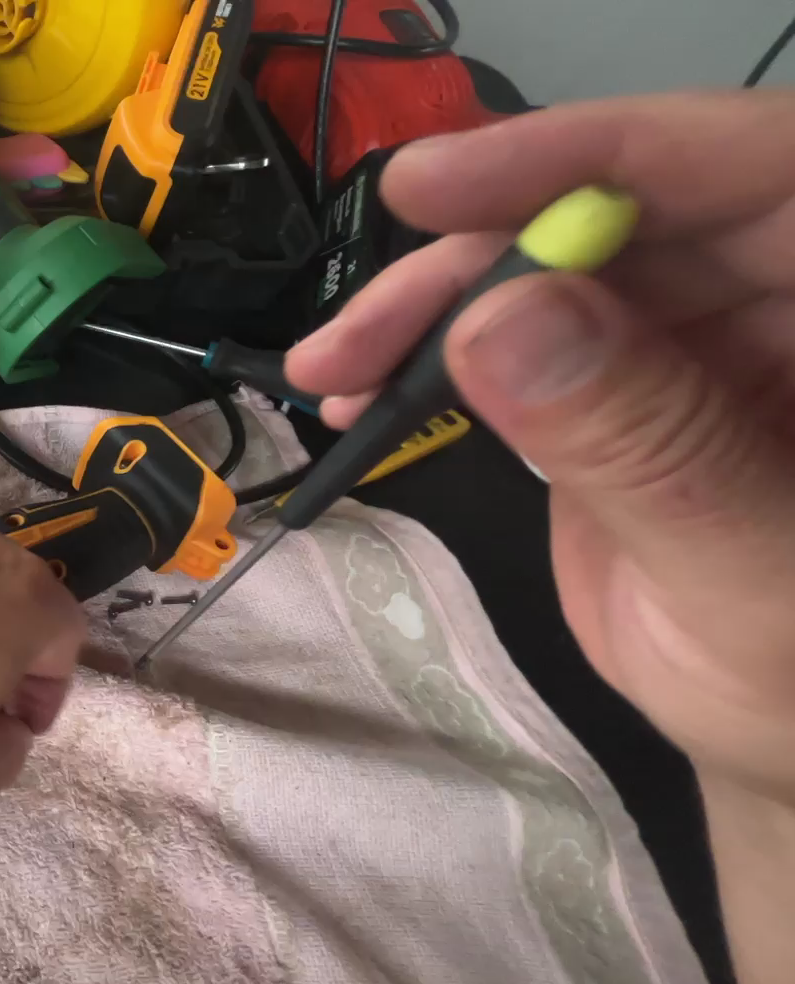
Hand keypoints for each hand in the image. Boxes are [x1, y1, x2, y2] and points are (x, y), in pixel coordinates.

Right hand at [286, 91, 794, 799]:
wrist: (784, 735)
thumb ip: (641, 444)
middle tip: (341, 342)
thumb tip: (497, 323)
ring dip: (419, 324)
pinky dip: (424, 371)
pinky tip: (361, 401)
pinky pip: (510, 353)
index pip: (754, 173)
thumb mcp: (749, 577)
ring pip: (540, 286)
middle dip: (459, 274)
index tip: (432, 184)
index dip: (590, 157)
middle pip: (614, 226)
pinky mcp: (614, 393)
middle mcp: (790, 302)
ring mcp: (699, 346)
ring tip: (326, 376)